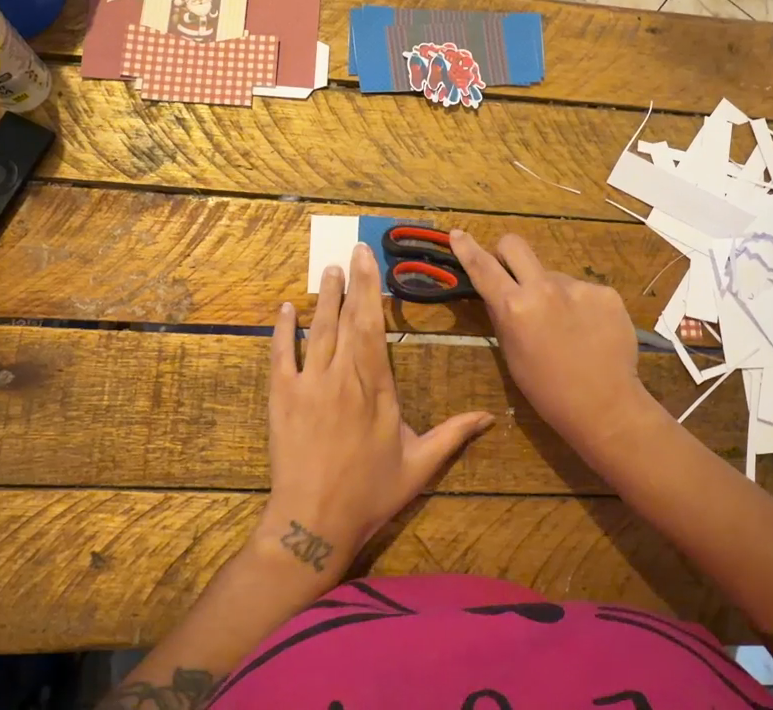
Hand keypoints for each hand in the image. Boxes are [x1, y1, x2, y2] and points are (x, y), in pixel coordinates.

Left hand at [260, 245, 494, 581]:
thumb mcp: (419, 466)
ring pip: (317, 330)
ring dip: (323, 298)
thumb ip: (453, 435)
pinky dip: (283, 330)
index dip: (372, 290)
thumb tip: (491, 416)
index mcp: (376, 387)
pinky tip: (285, 308)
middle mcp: (342, 376)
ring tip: (329, 269)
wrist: (314, 522)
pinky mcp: (281, 397)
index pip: (374, 326)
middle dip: (351, 282)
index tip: (370, 261)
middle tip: (352, 250)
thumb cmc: (370, 494)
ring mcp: (309, 385)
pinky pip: (281, 355)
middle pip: (347, 318)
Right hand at [450, 230, 658, 452]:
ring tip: (567, 328)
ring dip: (552, 292)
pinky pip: (583, 291)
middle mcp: (543, 288)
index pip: (483, 267)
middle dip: (507, 253)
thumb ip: (503, 317)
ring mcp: (578, 287)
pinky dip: (581, 306)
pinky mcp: (605, 293)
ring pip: (553, 275)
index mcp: (514, 307)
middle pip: (515, 245)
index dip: (467, 248)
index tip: (458, 233)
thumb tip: (497, 293)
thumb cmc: (547, 390)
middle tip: (513, 274)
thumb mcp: (512, 355)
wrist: (605, 405)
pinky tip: (591, 332)